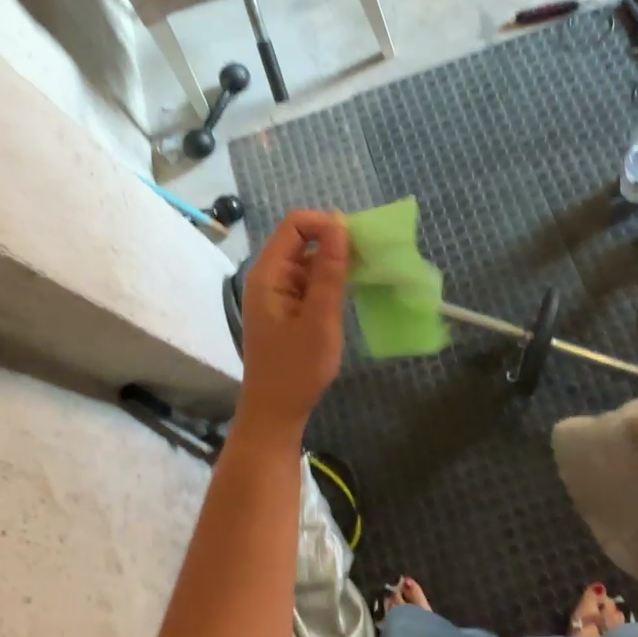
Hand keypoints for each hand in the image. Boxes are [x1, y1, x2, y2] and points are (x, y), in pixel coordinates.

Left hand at [238, 210, 349, 442]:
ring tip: (366, 275)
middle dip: (335, 242)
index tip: (358, 243)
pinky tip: (351, 292)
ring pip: (309, 260)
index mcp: (268, 274)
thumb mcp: (320, 319)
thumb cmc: (297, 369)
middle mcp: (269, 276)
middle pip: (302, 239)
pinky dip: (330, 280)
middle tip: (369, 260)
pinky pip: (309, 280)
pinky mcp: (287, 307)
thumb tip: (339, 225)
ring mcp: (277, 292)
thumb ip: (330, 271)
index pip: (295, 224)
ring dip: (336, 263)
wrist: (276, 412)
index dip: (327, 225)